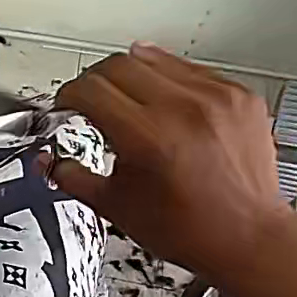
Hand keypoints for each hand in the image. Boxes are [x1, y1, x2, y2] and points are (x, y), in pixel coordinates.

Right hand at [48, 43, 294, 277]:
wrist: (246, 237)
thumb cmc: (189, 230)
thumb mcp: (118, 208)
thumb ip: (74, 178)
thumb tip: (50, 163)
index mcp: (147, 137)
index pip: (91, 89)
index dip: (69, 95)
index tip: (67, 104)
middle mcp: (182, 109)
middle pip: (120, 64)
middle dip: (95, 80)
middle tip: (90, 99)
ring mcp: (215, 98)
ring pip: (157, 58)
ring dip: (132, 73)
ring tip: (127, 99)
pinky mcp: (238, 97)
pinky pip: (193, 70)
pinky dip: (170, 81)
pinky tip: (165, 103)